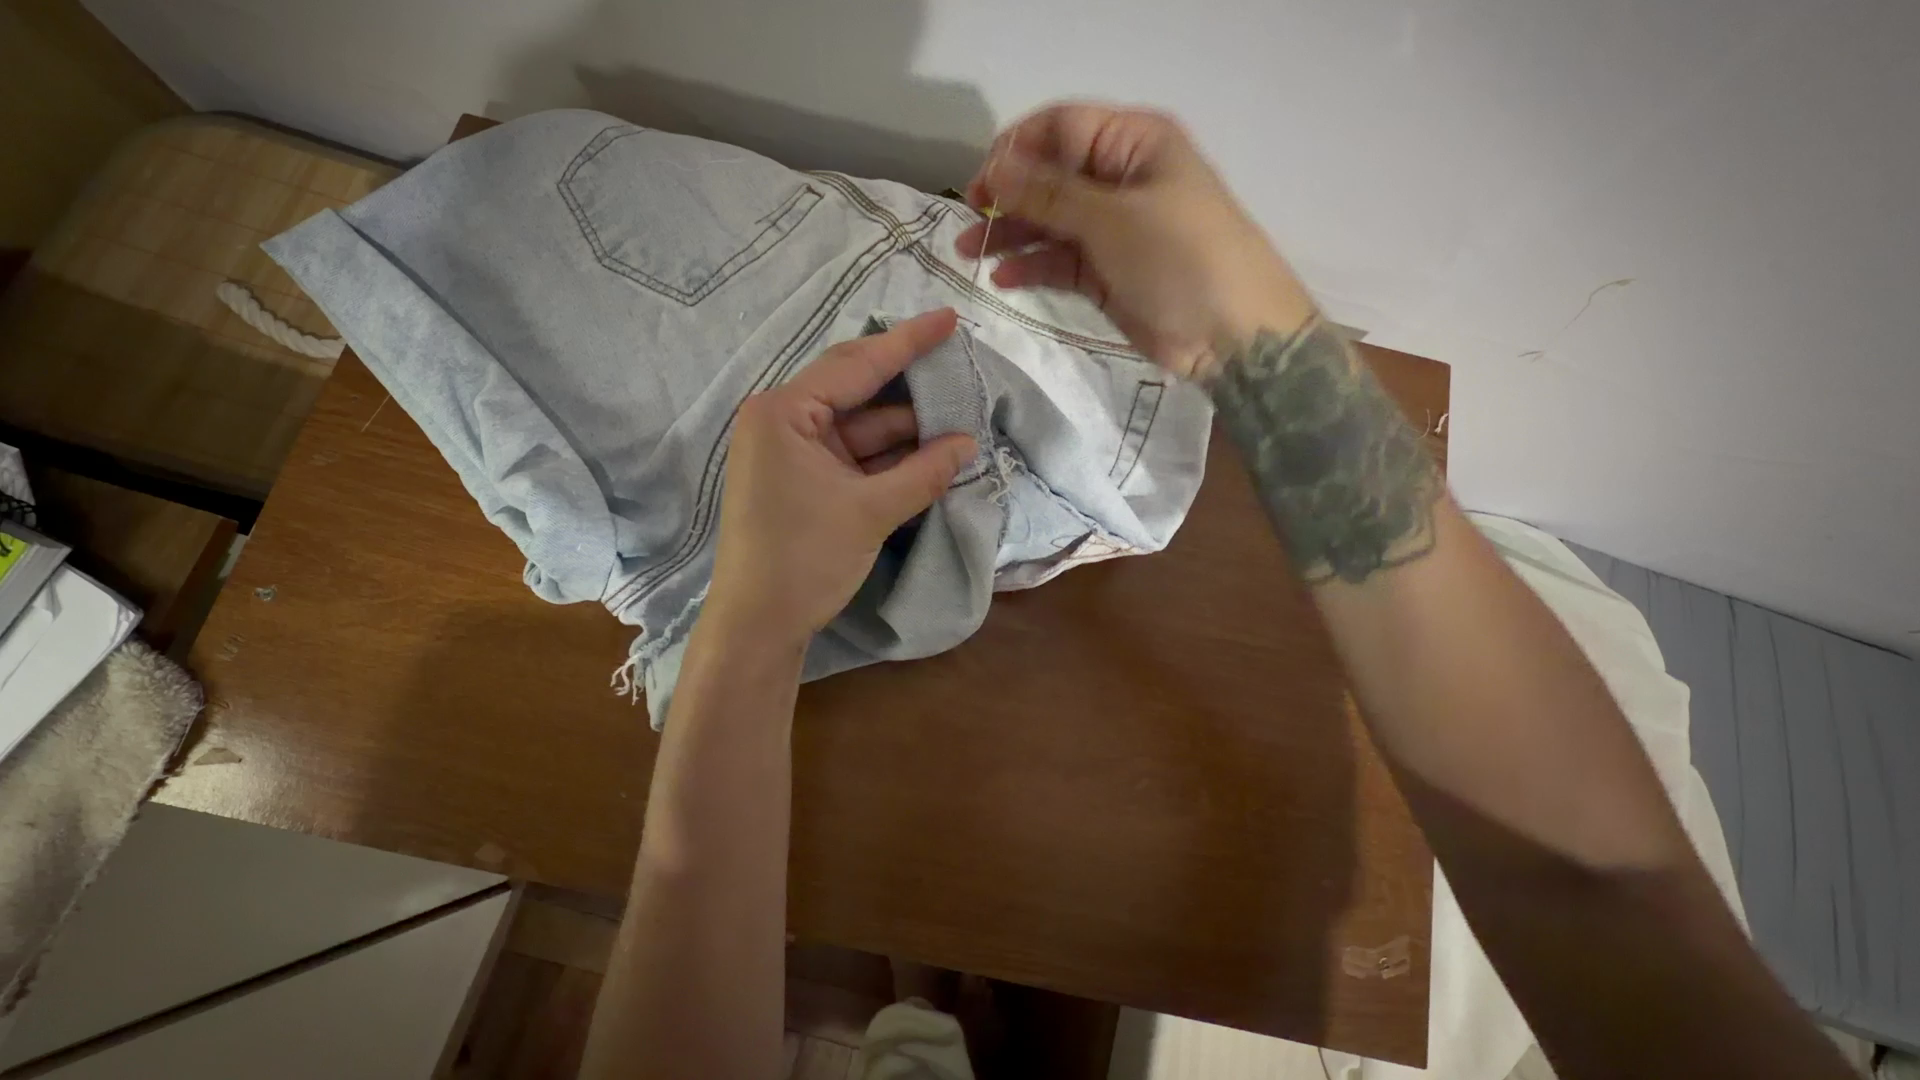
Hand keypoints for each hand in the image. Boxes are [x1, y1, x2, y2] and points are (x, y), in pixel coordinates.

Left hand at [702, 309, 978, 650]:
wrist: (759, 625)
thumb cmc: (805, 559)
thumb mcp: (871, 511)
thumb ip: (923, 472)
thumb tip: (968, 444)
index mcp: (783, 412)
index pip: (856, 364)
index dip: (907, 342)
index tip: (949, 319)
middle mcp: (782, 420)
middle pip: (856, 389)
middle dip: (908, 384)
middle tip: (957, 364)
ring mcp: (791, 451)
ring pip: (859, 426)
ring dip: (905, 429)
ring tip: (958, 419)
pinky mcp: (801, 479)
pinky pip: (852, 455)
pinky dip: (888, 456)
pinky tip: (931, 452)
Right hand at [956, 103, 1310, 379]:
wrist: (1233, 334)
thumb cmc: (1181, 258)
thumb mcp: (1114, 218)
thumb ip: (1050, 194)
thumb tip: (994, 169)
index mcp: (1133, 144)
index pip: (1061, 128)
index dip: (1016, 150)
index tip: (981, 182)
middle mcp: (1119, 179)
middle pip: (1050, 177)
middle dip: (1007, 197)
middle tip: (969, 223)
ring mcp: (1112, 229)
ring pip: (1049, 222)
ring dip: (1010, 235)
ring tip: (968, 254)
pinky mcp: (1106, 273)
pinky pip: (1059, 262)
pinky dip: (1032, 268)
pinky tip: (1003, 279)